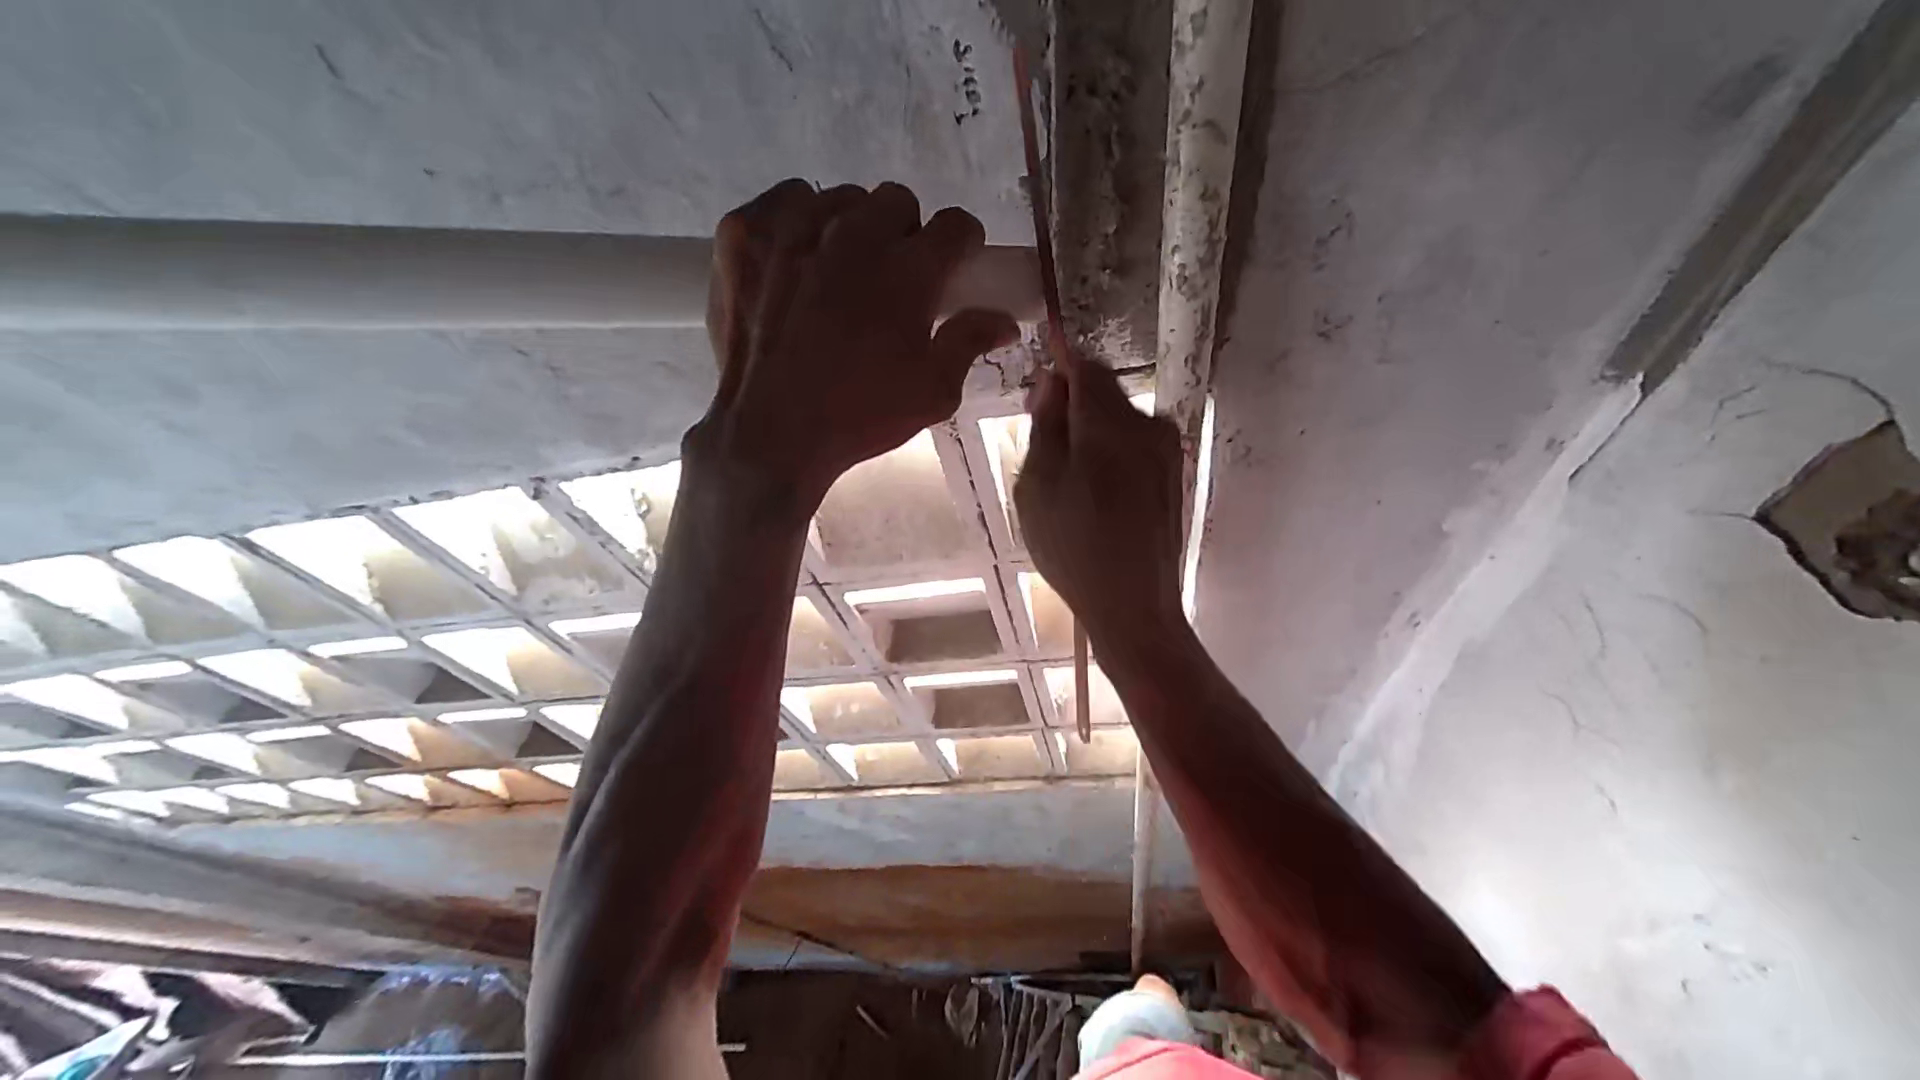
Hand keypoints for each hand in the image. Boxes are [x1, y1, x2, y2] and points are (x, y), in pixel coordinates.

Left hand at [697, 179, 1019, 504]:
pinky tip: (797, 262)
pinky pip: (786, 201)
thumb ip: (970, 342)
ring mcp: (794, 228)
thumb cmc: (860, 417)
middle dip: (905, 235)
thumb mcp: (932, 393)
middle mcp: (854, 234)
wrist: (772, 434)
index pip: (956, 225)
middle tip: (893, 281)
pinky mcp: (745, 234)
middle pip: (898, 202)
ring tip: (840, 276)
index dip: (962, 245)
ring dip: (852, 229)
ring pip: (842, 200)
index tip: (954, 267)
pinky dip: (798, 223)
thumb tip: (1004, 320)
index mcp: (909, 271)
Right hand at [1014, 359, 1185, 633]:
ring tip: (1065, 471)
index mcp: (1109, 425)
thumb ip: (1044, 426)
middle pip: (1105, 391)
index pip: (1085, 367)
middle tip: (1040, 432)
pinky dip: (1110, 448)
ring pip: (1120, 418)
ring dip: (1091, 426)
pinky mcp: (1173, 474)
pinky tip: (1094, 489)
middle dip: (1072, 400)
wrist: (1135, 605)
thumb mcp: (1037, 487)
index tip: (1039, 365)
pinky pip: (1135, 442)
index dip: (1060, 359)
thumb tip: (1052, 383)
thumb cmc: (1074, 548)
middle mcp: (1147, 426)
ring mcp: (1167, 451)